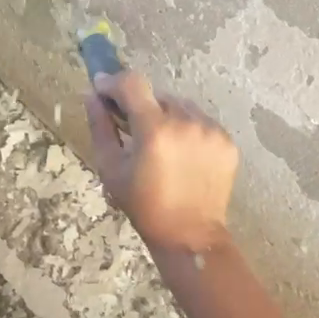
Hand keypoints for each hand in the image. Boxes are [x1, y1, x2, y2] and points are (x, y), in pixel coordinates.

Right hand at [83, 70, 237, 253]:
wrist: (189, 235)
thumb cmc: (143, 204)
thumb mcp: (111, 167)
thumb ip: (100, 127)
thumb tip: (92, 96)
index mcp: (155, 130)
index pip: (132, 83)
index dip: (114, 82)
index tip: (103, 89)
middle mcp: (186, 122)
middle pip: (156, 95)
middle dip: (140, 106)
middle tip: (131, 128)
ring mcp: (211, 130)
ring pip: (180, 106)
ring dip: (165, 116)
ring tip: (160, 144)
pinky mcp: (227, 141)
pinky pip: (200, 121)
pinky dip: (187, 129)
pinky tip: (181, 154)